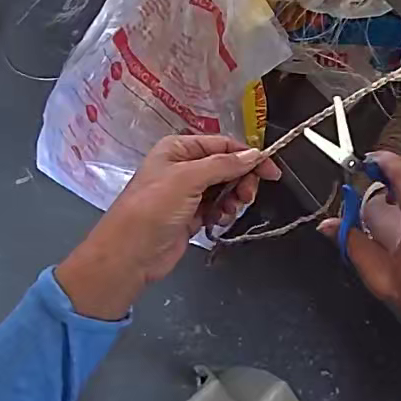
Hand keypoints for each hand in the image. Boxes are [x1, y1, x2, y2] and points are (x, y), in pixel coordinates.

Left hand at [55, 136, 279, 318]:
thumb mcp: (188, 179)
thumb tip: (254, 154)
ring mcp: (187, 193)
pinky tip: (217, 221)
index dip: (247, 156)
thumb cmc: (153, 210)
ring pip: (225, 188)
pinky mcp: (191, 216)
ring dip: (233, 199)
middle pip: (226, 166)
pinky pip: (217, 207)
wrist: (129, 255)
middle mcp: (183, 167)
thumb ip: (224, 164)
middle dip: (241, 180)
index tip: (270, 171)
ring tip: (228, 211)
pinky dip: (223, 213)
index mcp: (178, 149)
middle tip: (248, 196)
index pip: (222, 145)